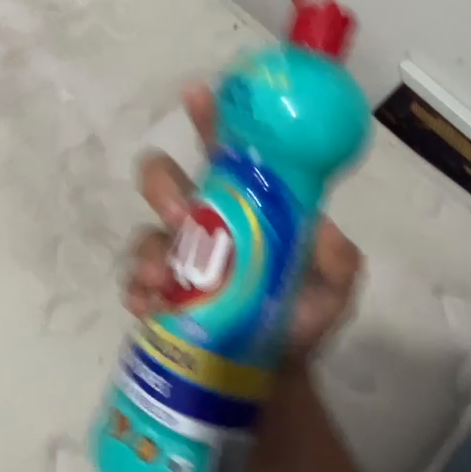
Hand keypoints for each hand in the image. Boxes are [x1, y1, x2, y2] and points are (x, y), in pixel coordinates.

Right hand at [123, 81, 362, 366]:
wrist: (268, 377)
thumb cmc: (296, 317)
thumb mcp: (332, 289)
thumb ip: (337, 261)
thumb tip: (321, 230)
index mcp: (239, 205)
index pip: (220, 150)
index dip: (207, 118)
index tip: (196, 94)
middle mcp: (199, 220)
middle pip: (164, 178)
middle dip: (162, 185)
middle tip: (179, 213)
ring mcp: (171, 256)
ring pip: (144, 232)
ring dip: (147, 250)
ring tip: (160, 281)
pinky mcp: (152, 291)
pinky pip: (133, 280)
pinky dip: (136, 289)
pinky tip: (147, 304)